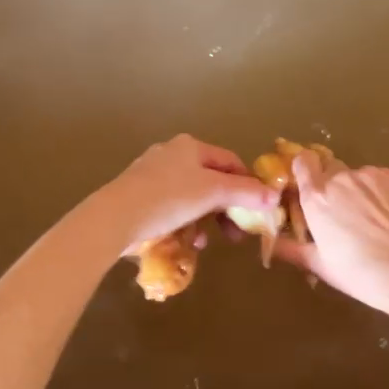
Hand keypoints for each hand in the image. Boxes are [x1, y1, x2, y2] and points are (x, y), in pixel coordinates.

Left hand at [70, 134, 281, 259]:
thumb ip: (245, 193)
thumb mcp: (212, 193)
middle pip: (211, 180)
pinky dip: (183, 221)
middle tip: (236, 234)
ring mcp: (152, 173)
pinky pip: (171, 206)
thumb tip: (274, 195)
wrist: (114, 217)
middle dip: (226, 208)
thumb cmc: (168, 198)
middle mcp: (171, 153)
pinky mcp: (138, 194)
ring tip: (206, 242)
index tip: (257, 210)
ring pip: (192, 196)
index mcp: (191, 146)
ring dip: (205, 219)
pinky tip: (185, 241)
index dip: (248, 185)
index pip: (230, 162)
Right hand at [280, 150, 388, 322]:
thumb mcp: (322, 266)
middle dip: (328, 183)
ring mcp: (371, 175)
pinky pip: (379, 179)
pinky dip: (379, 193)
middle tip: (339, 211)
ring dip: (355, 190)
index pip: (302, 162)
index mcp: (317, 197)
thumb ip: (292, 249)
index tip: (305, 188)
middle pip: (328, 167)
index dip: (302, 171)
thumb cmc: (365, 276)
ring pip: (355, 176)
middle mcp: (341, 178)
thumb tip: (271, 242)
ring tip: (371, 221)